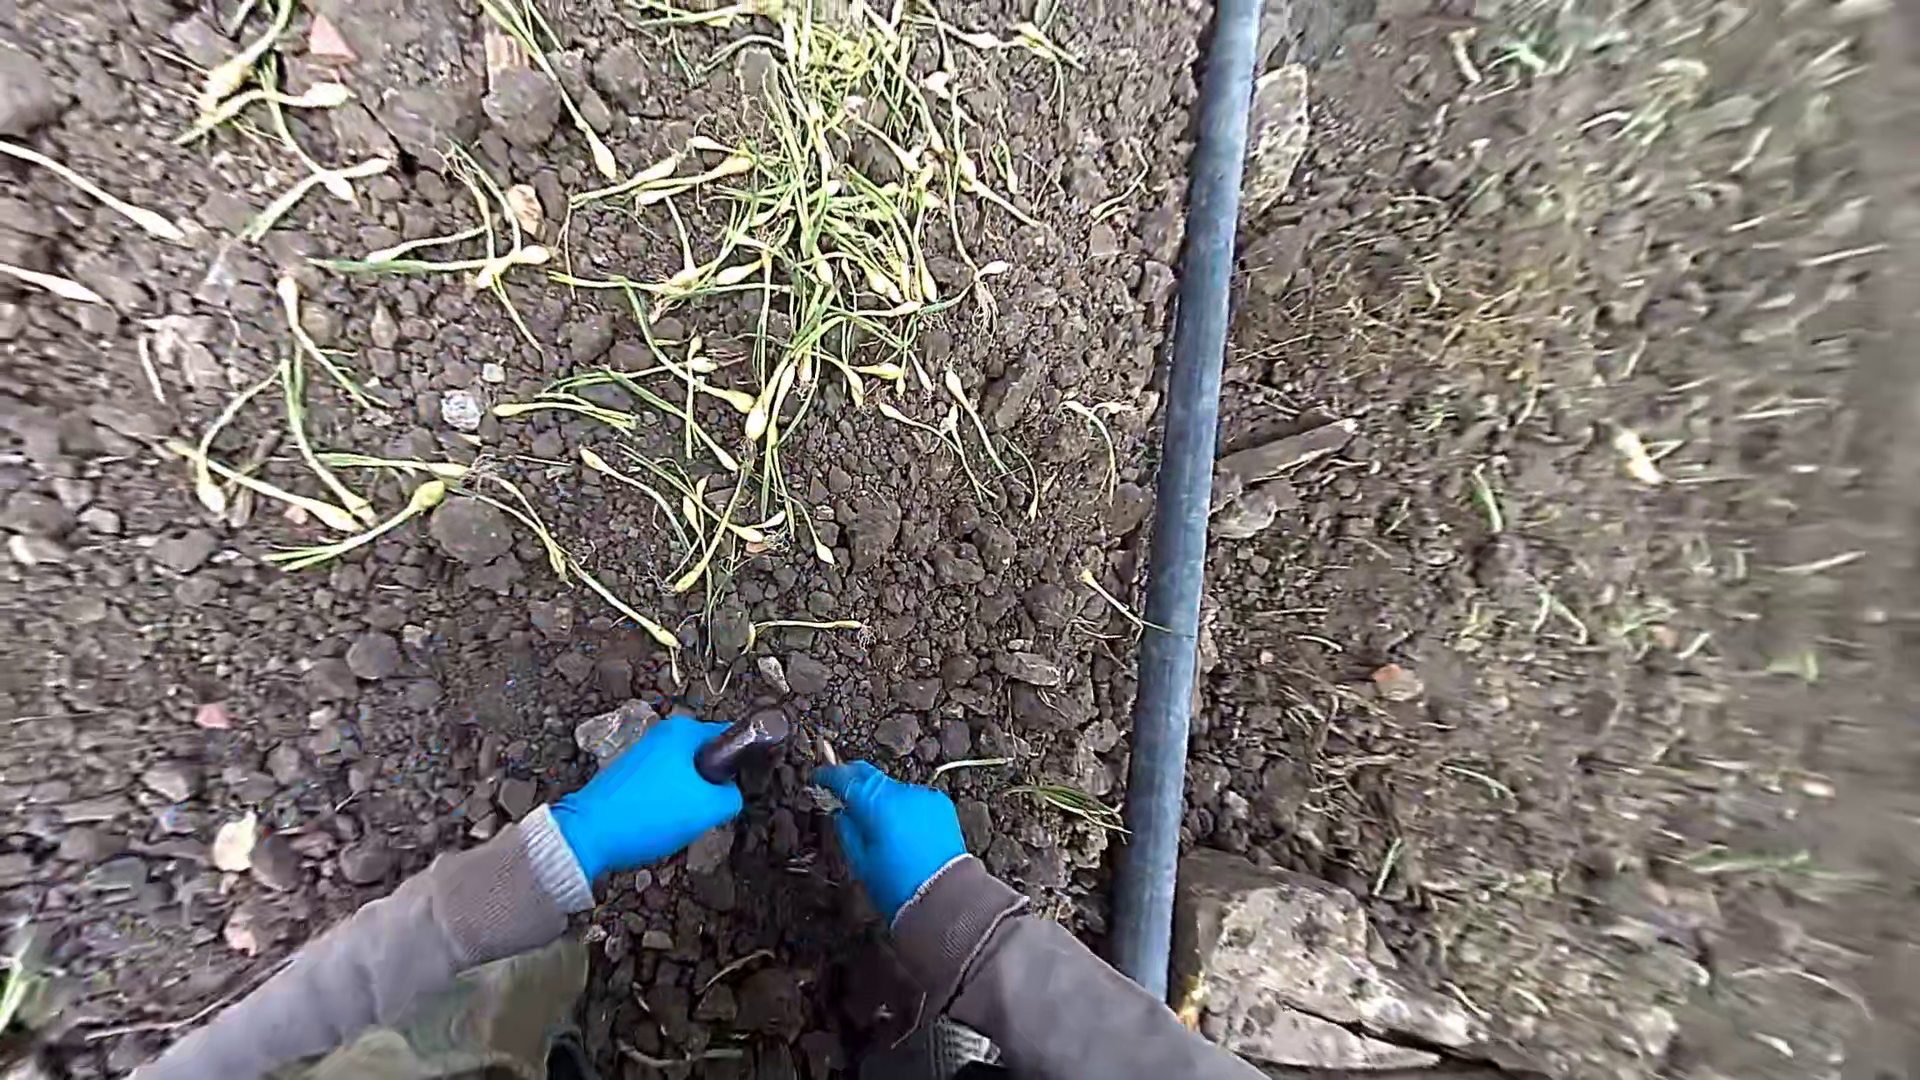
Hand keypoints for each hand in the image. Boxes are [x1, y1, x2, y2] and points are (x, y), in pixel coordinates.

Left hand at [552, 711, 742, 881]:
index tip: (737, 782)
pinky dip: (668, 802)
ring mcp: (644, 754)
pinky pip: (665, 785)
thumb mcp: (706, 809)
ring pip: (686, 773)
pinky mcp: (630, 775)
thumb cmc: (642, 815)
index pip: (730, 736)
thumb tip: (732, 797)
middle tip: (707, 805)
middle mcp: (662, 735)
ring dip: (690, 795)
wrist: (585, 839)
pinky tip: (660, 821)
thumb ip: (732, 798)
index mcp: (682, 731)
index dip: (740, 761)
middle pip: (707, 757)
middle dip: (711, 784)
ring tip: (680, 816)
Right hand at [818, 761, 966, 918]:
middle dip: (853, 778)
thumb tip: (841, 812)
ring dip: (881, 797)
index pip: (847, 779)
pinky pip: (913, 798)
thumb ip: (847, 829)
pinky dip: (903, 807)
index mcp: (878, 806)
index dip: (829, 775)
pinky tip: (901, 828)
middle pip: (871, 775)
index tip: (819, 776)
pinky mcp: (939, 802)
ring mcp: (923, 795)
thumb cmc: (899, 887)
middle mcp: (902, 793)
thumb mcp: (861, 862)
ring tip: (876, 822)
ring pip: (892, 787)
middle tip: (840, 788)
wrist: (944, 897)